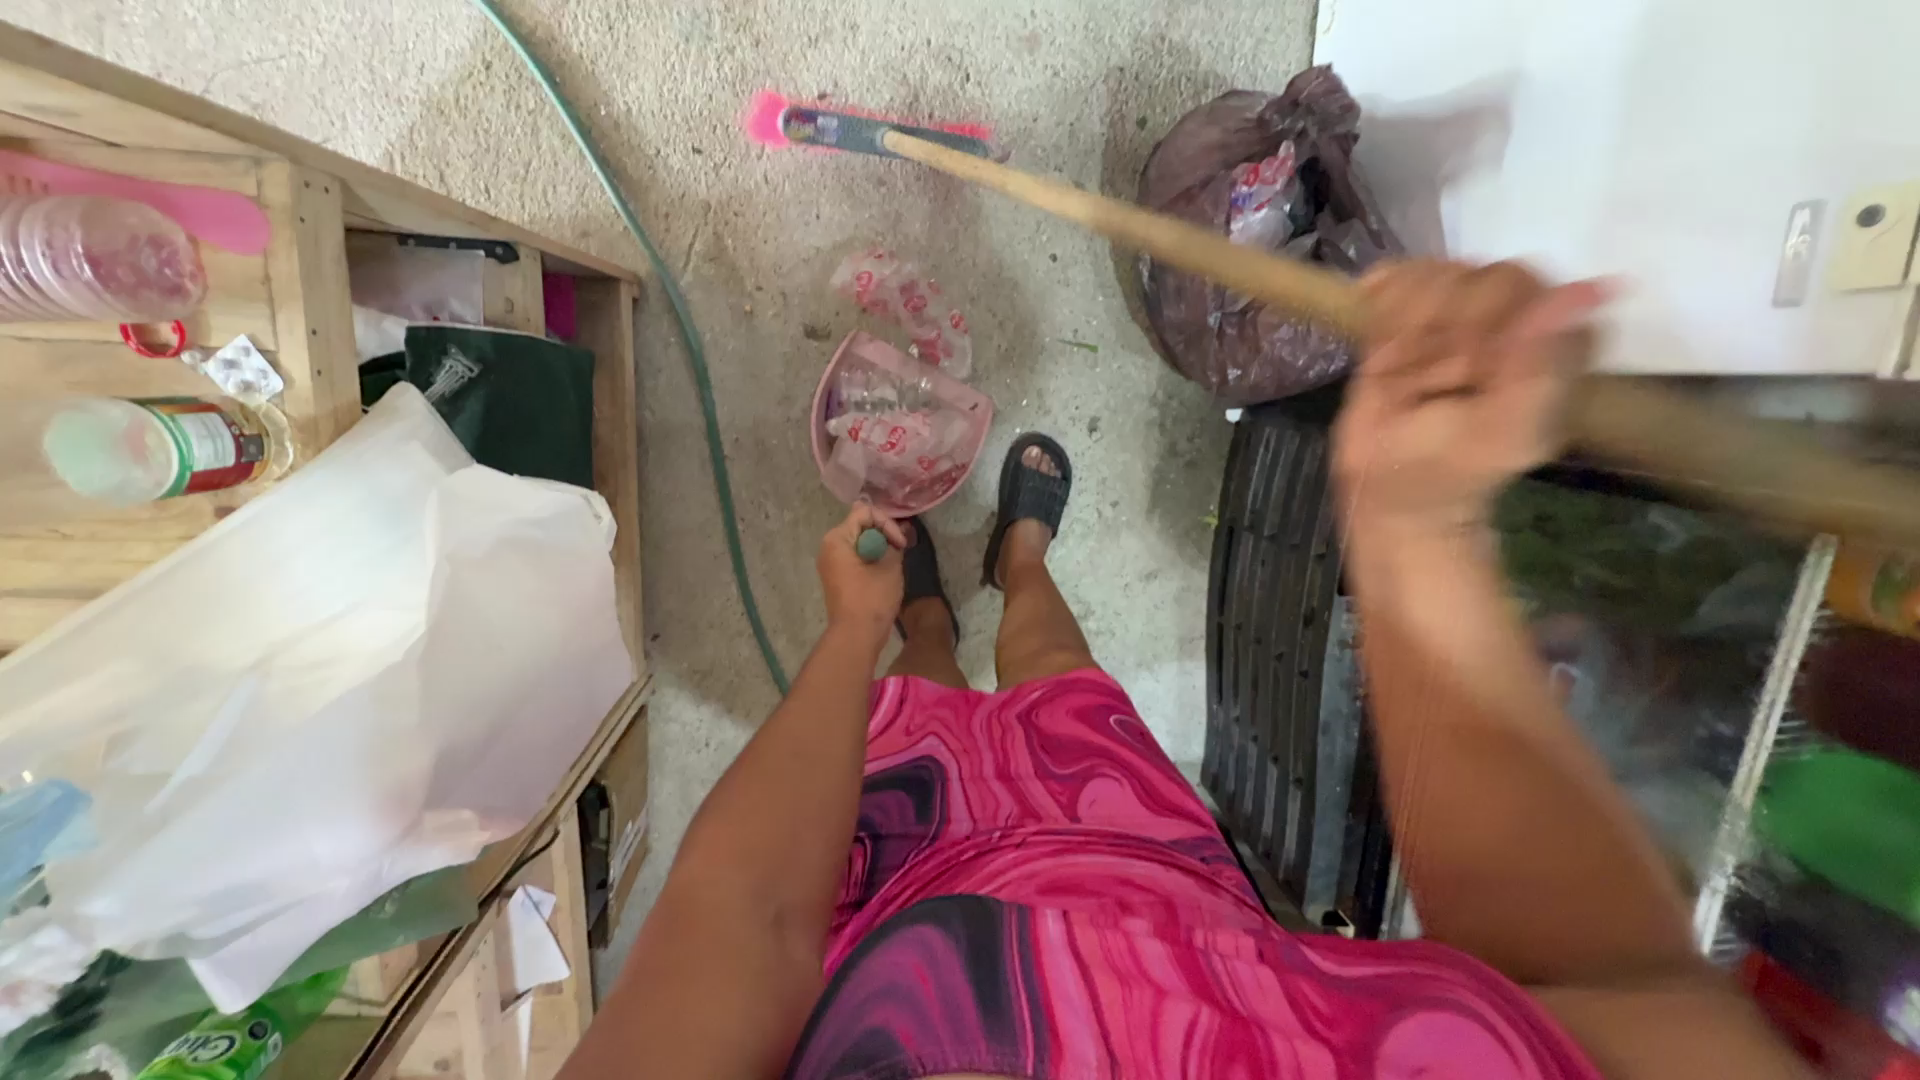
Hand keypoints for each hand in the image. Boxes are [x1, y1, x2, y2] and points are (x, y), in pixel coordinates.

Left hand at [816, 502, 907, 634]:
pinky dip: (869, 558)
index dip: (887, 523)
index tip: (900, 545)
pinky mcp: (835, 575)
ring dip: (878, 547)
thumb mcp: (889, 566)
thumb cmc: (872, 599)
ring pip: (858, 541)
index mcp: (837, 538)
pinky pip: (854, 556)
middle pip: (860, 525)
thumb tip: (897, 532)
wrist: (856, 635)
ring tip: (894, 562)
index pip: (865, 512)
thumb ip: (892, 542)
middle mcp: (828, 545)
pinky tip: (883, 572)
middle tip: (900, 551)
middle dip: (883, 534)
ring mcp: (830, 562)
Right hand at [1333, 259, 1609, 535]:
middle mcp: (1506, 319)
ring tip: (1402, 367)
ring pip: (1435, 272)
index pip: (1530, 285)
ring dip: (1408, 321)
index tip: (1470, 368)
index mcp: (1549, 340)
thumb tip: (1590, 288)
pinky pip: (1393, 278)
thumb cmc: (1455, 470)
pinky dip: (1380, 299)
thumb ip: (1542, 366)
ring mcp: (1452, 317)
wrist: (1392, 491)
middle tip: (1432, 378)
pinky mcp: (1403, 320)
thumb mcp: (1507, 432)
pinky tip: (1379, 339)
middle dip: (1447, 326)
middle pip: (1480, 275)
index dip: (1492, 318)